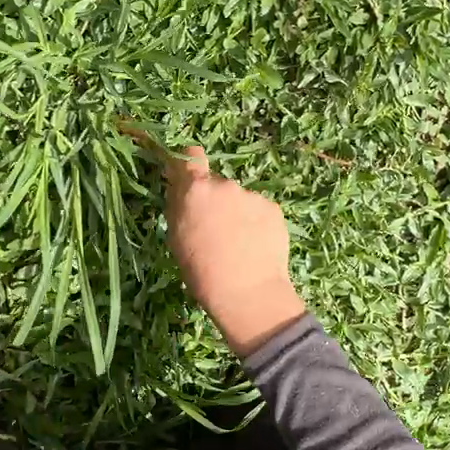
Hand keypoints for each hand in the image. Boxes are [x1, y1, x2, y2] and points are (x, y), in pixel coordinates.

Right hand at [160, 145, 305, 355]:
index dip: (188, 163)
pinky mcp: (273, 208)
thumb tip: (177, 183)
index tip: (188, 177)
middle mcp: (225, 184)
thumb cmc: (201, 271)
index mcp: (196, 190)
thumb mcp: (176, 238)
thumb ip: (178, 204)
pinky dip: (255, 222)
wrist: (248, 293)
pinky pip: (258, 210)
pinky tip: (254, 246)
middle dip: (214, 199)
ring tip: (238, 244)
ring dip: (236, 212)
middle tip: (214, 229)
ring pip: (238, 198)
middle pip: (215, 183)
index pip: (190, 156)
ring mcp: (251, 195)